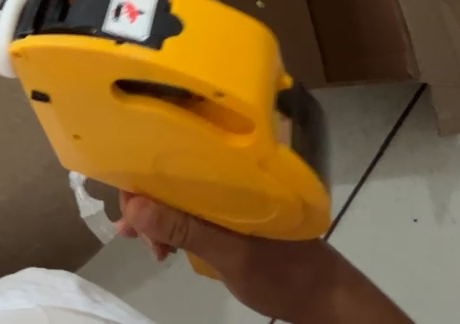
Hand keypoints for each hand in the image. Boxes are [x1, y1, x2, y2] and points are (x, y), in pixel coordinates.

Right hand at [116, 193, 411, 323]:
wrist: (331, 303)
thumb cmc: (284, 274)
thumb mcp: (230, 255)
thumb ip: (183, 229)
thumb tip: (131, 206)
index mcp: (226, 172)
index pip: (171, 156)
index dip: (142, 176)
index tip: (128, 209)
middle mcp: (224, 177)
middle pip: (170, 175)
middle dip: (146, 202)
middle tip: (135, 235)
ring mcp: (227, 197)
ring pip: (178, 195)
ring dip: (157, 217)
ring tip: (153, 249)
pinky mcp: (229, 216)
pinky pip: (190, 211)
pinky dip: (174, 226)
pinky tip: (165, 246)